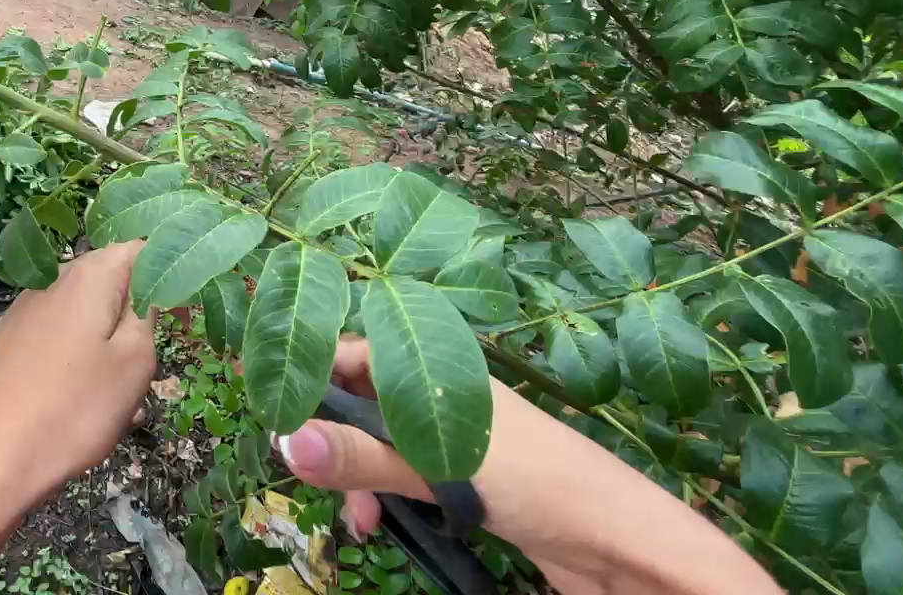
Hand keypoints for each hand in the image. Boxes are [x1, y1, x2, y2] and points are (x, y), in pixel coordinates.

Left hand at [0, 244, 155, 594]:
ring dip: (105, 332)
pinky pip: (55, 327)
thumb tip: (150, 285)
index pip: (139, 249)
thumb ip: (148, 311)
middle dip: (134, 308)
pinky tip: (75, 390)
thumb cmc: (75, 409)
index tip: (181, 317)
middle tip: (149, 357)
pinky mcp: (7, 335)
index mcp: (88, 275)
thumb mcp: (134, 361)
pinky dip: (75, 347)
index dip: (168, 276)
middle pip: (109, 275)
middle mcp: (54, 278)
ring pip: (82, 305)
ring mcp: (25, 305)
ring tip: (113, 385)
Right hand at [276, 338, 781, 594]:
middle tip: (308, 474)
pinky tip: (381, 525)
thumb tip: (283, 441)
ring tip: (357, 521)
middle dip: (329, 437)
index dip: (306, 373)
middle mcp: (435, 389)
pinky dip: (383, 495)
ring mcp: (450, 435)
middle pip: (358, 400)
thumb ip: (362, 454)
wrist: (633, 551)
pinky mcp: (464, 479)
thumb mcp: (440, 464)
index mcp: (431, 362)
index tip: (269, 407)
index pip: (348, 351)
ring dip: (355, 475)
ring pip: (377, 442)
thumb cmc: (537, 482)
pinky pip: (403, 474)